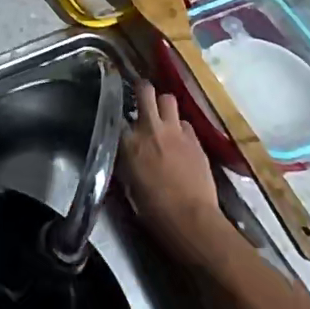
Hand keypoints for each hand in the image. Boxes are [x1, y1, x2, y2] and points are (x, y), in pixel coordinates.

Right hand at [120, 80, 237, 258]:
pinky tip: (180, 139)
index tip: (114, 112)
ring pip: (169, 99)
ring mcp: (175, 132)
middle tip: (141, 95)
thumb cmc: (154, 209)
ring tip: (162, 116)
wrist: (192, 219)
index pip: (115, 113)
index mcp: (129, 141)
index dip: (114, 110)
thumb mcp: (128, 182)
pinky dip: (180, 127)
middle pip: (146, 91)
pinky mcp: (195, 140)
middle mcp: (151, 128)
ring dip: (164, 105)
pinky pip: (185, 123)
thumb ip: (126, 158)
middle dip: (142, 88)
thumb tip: (125, 149)